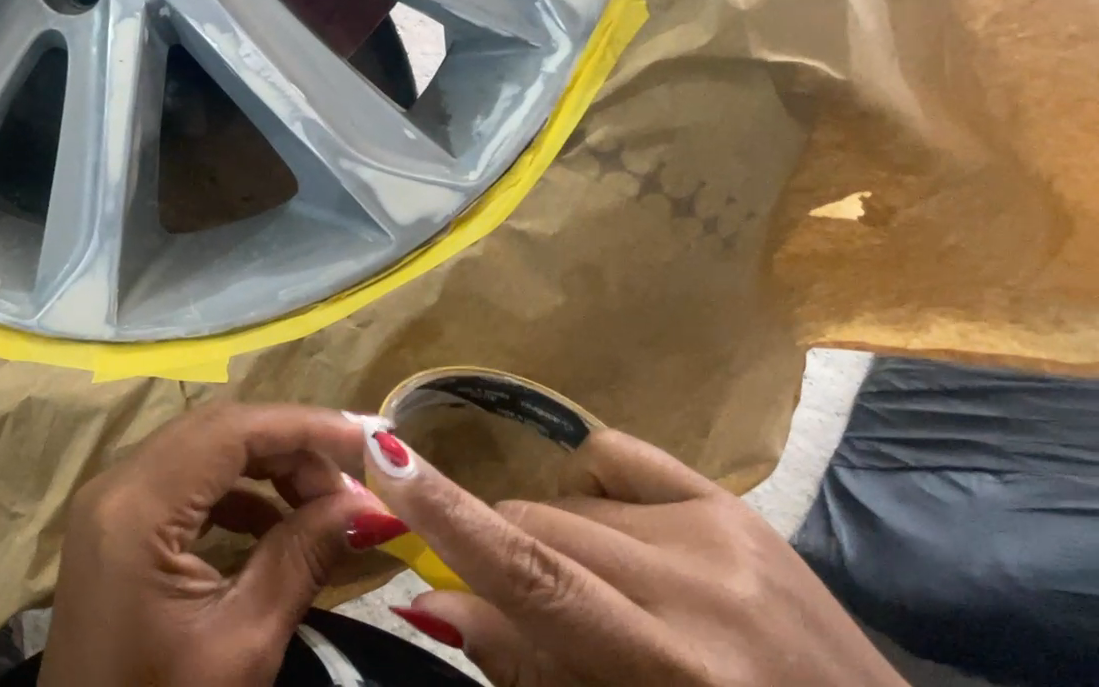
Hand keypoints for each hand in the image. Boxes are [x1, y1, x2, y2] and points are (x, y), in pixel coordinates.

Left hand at [39, 404, 407, 686]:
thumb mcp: (243, 642)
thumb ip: (302, 558)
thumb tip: (368, 506)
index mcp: (135, 508)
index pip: (228, 430)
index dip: (303, 425)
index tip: (371, 441)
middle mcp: (114, 485)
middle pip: (214, 431)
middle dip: (290, 447)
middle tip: (356, 481)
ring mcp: (109, 502)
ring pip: (201, 452)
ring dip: (266, 468)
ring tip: (326, 505)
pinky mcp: (116, 523)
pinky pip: (183, 483)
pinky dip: (236, 494)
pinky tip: (278, 526)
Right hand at [361, 424, 909, 686]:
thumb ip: (523, 668)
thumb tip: (429, 599)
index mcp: (673, 669)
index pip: (534, 575)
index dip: (449, 515)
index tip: (383, 455)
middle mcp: (702, 588)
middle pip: (535, 524)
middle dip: (503, 553)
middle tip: (530, 603)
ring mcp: (725, 535)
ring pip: (565, 500)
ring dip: (555, 539)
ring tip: (607, 592)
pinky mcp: (738, 505)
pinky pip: (613, 457)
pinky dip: (592, 492)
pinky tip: (625, 537)